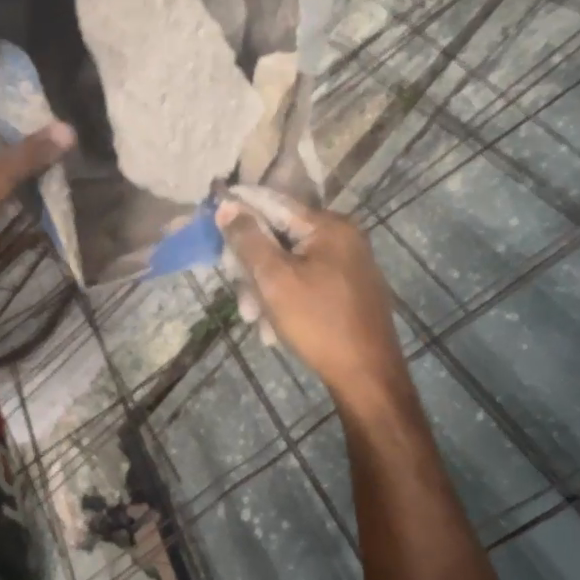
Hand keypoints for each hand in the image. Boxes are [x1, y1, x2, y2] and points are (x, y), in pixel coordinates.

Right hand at [215, 194, 411, 402]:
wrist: (367, 376)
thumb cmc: (318, 322)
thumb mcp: (274, 279)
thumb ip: (249, 239)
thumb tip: (227, 206)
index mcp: (329, 227)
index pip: (274, 203)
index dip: (240, 207)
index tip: (212, 214)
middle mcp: (343, 237)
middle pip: (280, 238)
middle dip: (253, 267)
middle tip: (239, 295)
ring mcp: (349, 264)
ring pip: (289, 264)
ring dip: (265, 290)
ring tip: (256, 320)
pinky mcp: (349, 290)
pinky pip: (306, 282)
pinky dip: (285, 299)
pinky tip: (274, 328)